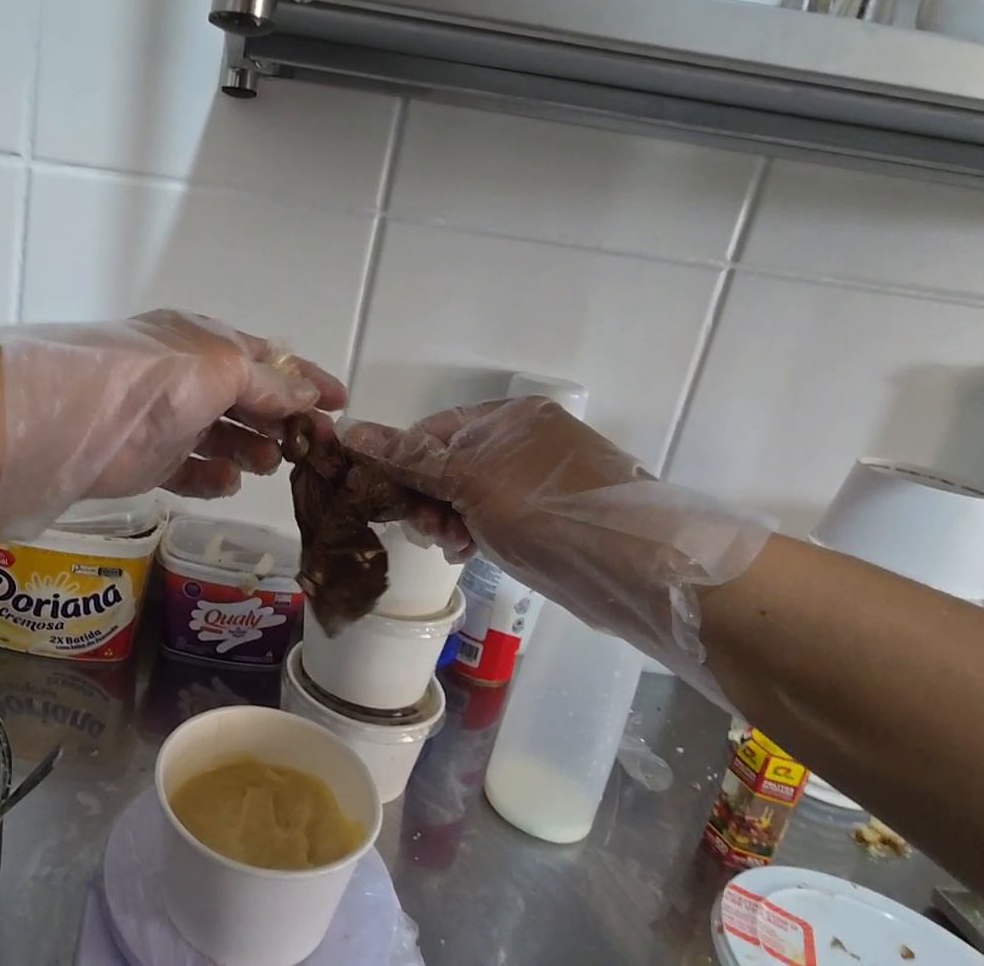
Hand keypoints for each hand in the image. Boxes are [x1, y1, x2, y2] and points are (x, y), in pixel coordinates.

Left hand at [0, 311, 345, 540]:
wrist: (71, 420)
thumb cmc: (153, 379)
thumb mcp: (220, 368)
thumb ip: (267, 383)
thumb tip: (308, 395)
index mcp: (204, 341)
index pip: (267, 358)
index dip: (306, 379)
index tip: (342, 404)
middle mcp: (187, 377)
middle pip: (248, 399)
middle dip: (282, 420)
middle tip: (312, 447)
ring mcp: (168, 420)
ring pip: (223, 436)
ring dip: (251, 450)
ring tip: (269, 464)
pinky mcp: (149, 460)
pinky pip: (191, 470)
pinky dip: (212, 478)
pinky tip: (227, 483)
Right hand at [342, 398, 773, 708]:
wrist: (633, 566)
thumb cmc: (546, 511)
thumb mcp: (470, 481)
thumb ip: (411, 458)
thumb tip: (350, 430)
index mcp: (508, 417)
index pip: (431, 430)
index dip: (401, 463)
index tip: (385, 499)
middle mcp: (521, 441)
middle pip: (446, 463)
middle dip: (425, 497)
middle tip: (423, 529)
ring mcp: (535, 480)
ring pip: (466, 494)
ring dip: (445, 518)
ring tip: (449, 545)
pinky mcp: (544, 516)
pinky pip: (490, 516)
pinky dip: (472, 532)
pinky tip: (467, 551)